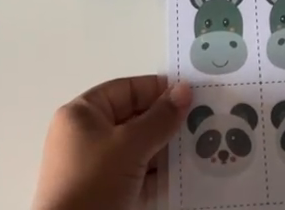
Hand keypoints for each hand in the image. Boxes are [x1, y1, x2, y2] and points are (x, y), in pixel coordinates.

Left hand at [33, 74, 192, 209]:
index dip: (157, 89)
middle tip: (201, 121)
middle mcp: (87, 136)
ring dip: (166, 151)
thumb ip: (160, 118)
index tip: (190, 94)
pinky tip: (183, 176)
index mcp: (82, 114)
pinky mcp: (105, 196)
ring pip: (138, 150)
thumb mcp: (129, 147)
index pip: (126, 90)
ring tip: (199, 147)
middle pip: (134, 119)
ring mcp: (95, 168)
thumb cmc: (93, 184)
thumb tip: (184, 89)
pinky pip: (136, 176)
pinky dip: (157, 176)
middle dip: (166, 122)